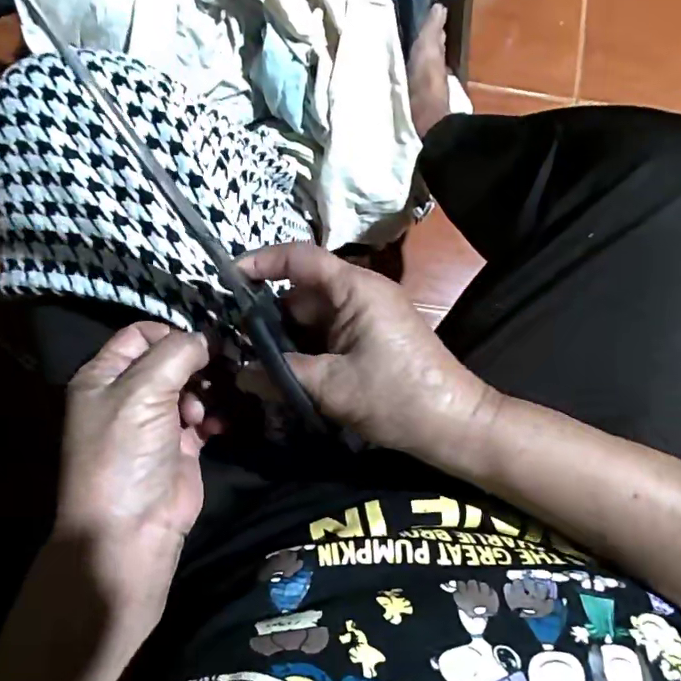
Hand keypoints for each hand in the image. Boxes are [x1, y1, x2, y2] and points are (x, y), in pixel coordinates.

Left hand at [56, 322, 217, 589]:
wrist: (133, 524)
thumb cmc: (126, 451)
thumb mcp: (143, 391)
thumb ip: (177, 354)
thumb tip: (205, 337)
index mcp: (105, 374)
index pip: (141, 334)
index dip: (172, 333)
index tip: (203, 344)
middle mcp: (129, 393)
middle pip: (172, 359)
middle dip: (197, 362)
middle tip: (218, 372)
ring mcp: (157, 420)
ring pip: (193, 386)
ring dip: (208, 390)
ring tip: (206, 409)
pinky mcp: (183, 444)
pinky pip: (205, 416)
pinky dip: (216, 415)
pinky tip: (218, 425)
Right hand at [238, 242, 497, 456]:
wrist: (453, 423)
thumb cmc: (396, 397)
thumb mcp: (331, 387)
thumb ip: (281, 374)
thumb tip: (241, 374)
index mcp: (356, 289)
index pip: (300, 257)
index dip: (261, 263)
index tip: (227, 280)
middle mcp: (363, 294)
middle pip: (304, 293)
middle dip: (269, 317)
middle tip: (235, 344)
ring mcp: (371, 317)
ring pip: (316, 319)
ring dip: (289, 339)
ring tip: (257, 366)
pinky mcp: (375, 340)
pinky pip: (333, 336)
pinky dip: (311, 351)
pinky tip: (289, 375)